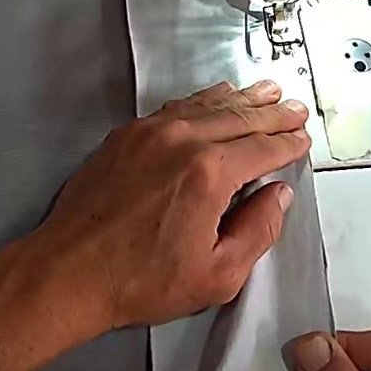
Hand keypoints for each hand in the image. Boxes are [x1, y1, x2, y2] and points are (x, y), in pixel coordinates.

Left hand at [29, 80, 311, 333]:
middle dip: (273, 114)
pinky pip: (177, 106)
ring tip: (267, 92)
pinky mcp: (128, 134)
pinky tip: (216, 96)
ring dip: (243, 98)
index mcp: (209, 173)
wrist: (69, 270)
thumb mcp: (217, 274)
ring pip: (210, 104)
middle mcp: (182, 140)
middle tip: (294, 109)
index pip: (263, 148)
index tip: (301, 140)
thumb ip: (259, 230)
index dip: (287, 144)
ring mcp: (152, 131)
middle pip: (241, 117)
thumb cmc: (139, 279)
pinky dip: (204, 99)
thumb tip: (278, 196)